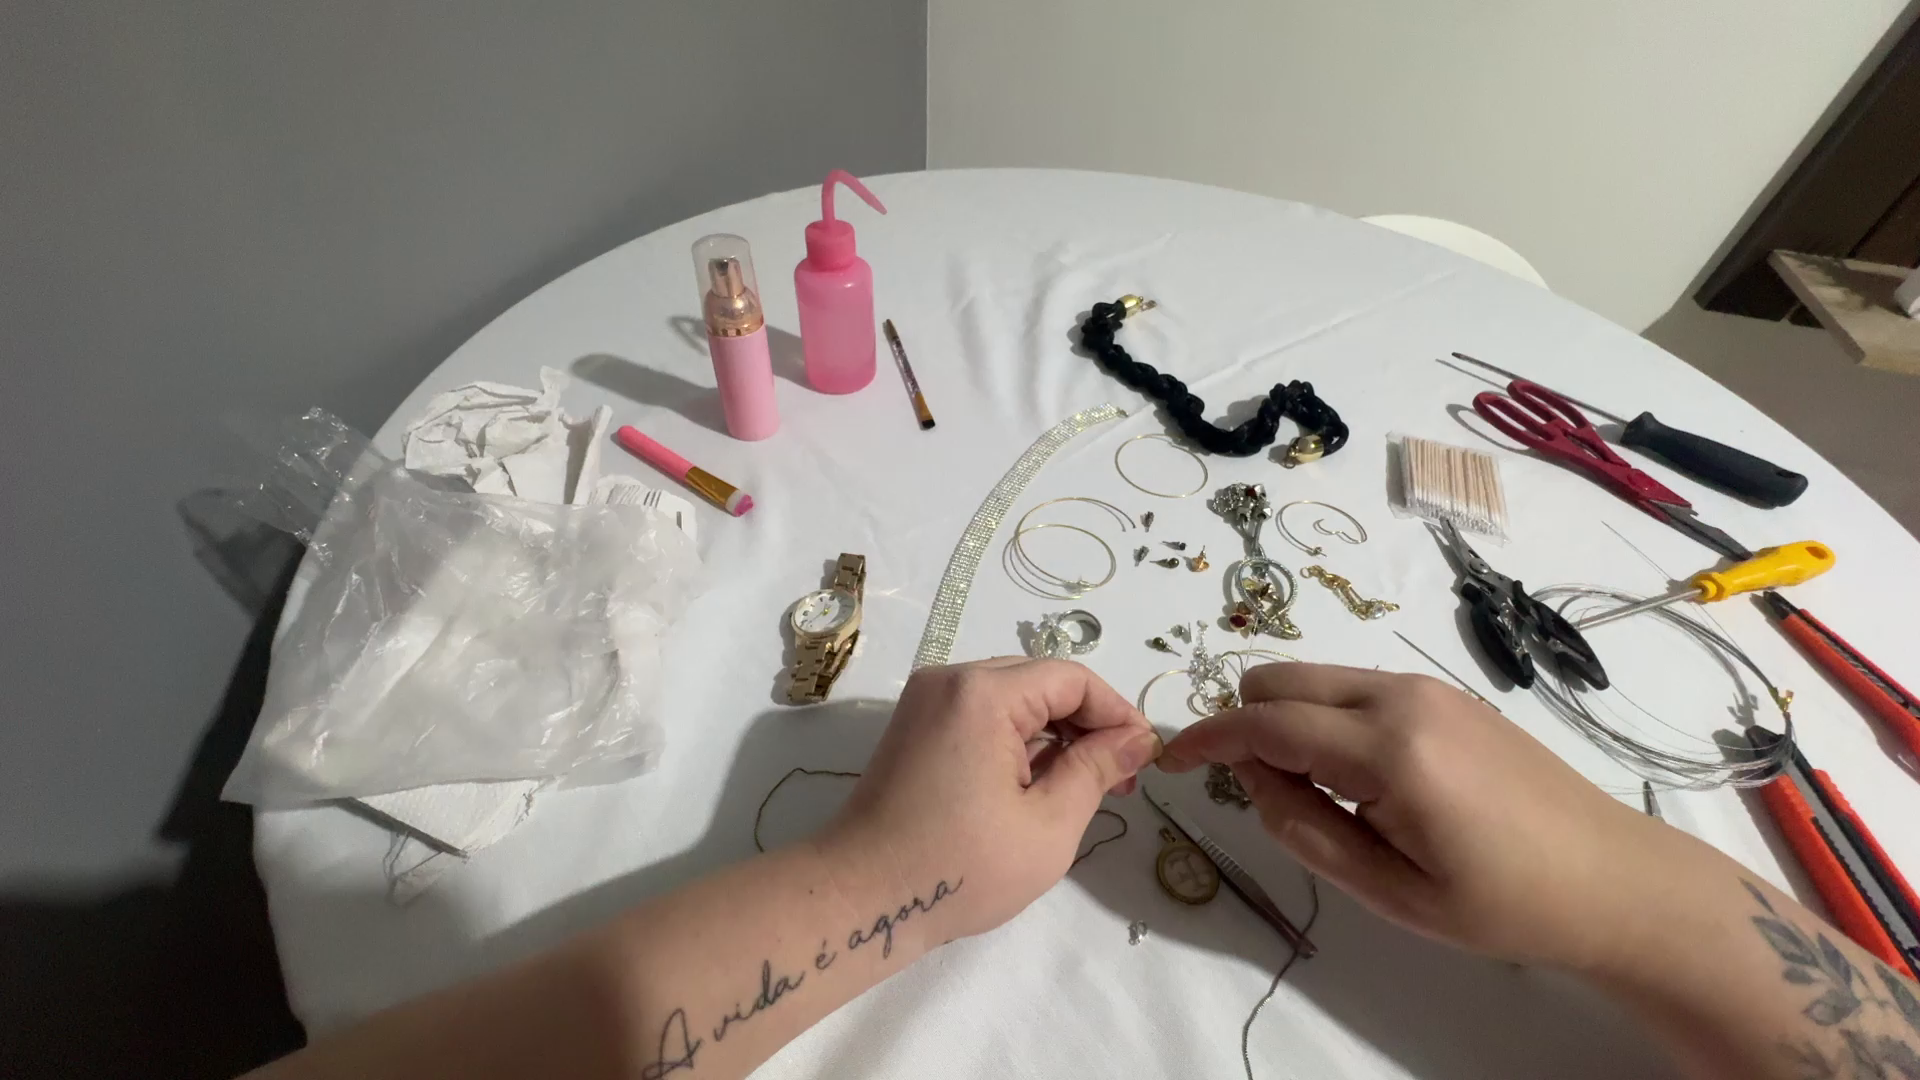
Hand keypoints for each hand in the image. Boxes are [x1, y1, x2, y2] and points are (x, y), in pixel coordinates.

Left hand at [817, 658, 1160, 954]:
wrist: (861, 897)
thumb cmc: (959, 867)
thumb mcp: (1048, 824)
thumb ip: (1096, 769)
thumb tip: (1137, 739)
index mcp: (982, 693)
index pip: (1070, 678)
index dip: (1115, 712)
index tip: (1143, 757)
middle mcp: (950, 678)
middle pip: (1040, 680)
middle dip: (1086, 722)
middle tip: (1118, 776)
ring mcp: (927, 698)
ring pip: (1012, 695)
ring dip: (1052, 730)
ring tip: (1083, 783)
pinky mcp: (916, 722)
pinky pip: (981, 711)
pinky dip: (1016, 736)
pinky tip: (1036, 779)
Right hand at [1158, 663, 1667, 970]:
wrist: (1621, 882)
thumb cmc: (1504, 904)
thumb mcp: (1388, 892)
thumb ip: (1300, 827)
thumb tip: (1251, 772)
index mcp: (1387, 750)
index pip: (1265, 723)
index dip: (1207, 738)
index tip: (1172, 759)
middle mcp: (1398, 696)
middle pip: (1275, 680)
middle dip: (1245, 724)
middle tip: (1266, 790)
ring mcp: (1421, 686)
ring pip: (1308, 677)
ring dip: (1284, 720)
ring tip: (1321, 789)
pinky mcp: (1437, 690)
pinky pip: (1345, 685)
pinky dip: (1321, 715)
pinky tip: (1359, 772)